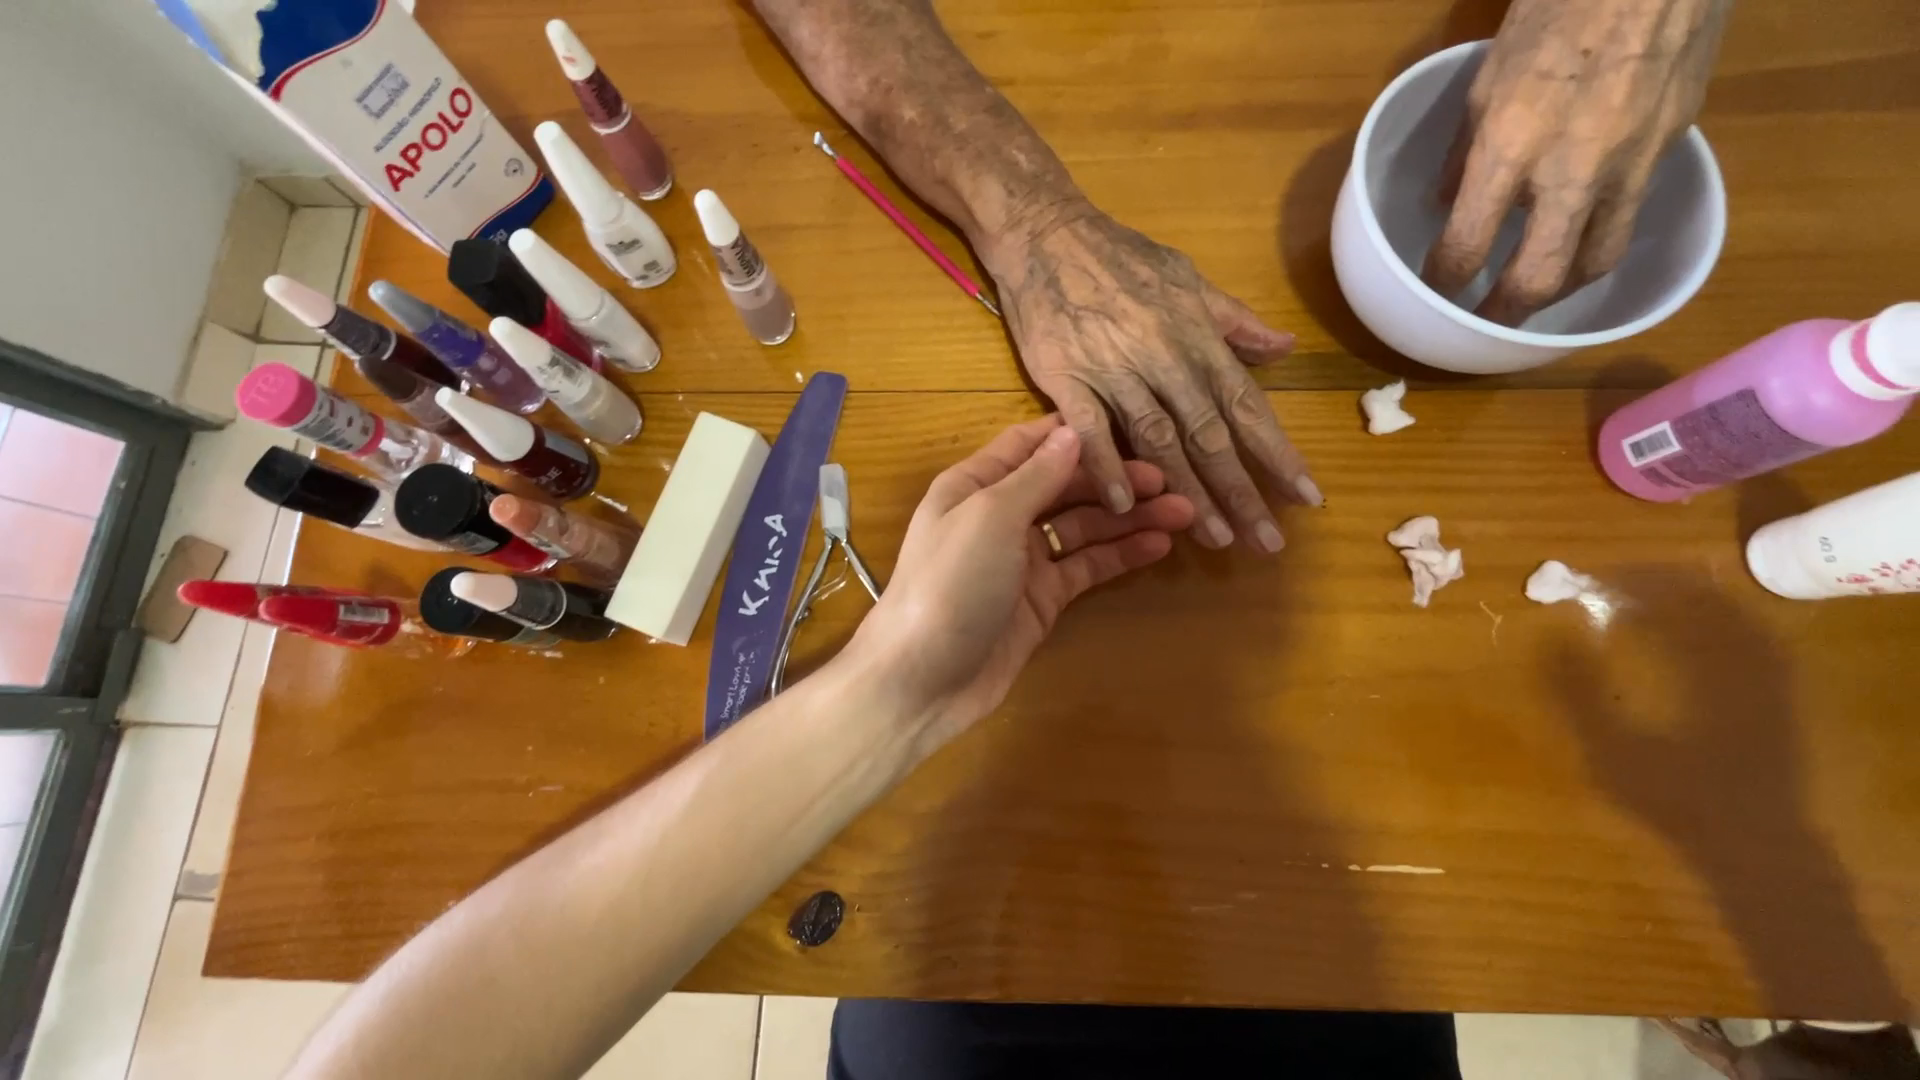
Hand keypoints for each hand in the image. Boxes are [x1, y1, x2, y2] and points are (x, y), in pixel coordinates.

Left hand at [848, 417, 1192, 743]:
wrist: (925, 677)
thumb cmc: (950, 583)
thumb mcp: (990, 517)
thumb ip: (1036, 475)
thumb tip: (1074, 431)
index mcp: (976, 484)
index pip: (1031, 444)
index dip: (1078, 433)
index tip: (1131, 424)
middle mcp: (999, 514)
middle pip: (1064, 485)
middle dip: (1115, 479)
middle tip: (1172, 479)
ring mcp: (1023, 558)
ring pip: (1083, 526)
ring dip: (1128, 517)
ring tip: (1183, 511)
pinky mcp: (1042, 597)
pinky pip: (1086, 567)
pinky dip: (1118, 555)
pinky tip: (1157, 545)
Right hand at [981, 207, 1320, 554]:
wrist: (1044, 234)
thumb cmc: (1118, 257)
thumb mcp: (1186, 278)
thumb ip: (1233, 321)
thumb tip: (1284, 351)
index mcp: (1196, 337)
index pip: (1247, 406)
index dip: (1279, 454)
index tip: (1307, 498)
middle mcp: (1163, 359)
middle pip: (1209, 435)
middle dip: (1241, 491)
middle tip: (1267, 542)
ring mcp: (1113, 371)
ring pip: (1158, 440)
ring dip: (1187, 491)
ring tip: (1213, 538)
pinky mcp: (1066, 379)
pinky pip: (1090, 430)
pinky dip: (1107, 466)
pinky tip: (1126, 504)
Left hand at [1424, 0, 1730, 324]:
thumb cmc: (1557, 9)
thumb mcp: (1483, 84)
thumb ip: (1461, 154)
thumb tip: (1442, 205)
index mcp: (1510, 150)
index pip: (1466, 247)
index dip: (1445, 280)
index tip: (1437, 288)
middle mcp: (1572, 169)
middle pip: (1542, 276)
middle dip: (1508, 310)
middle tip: (1489, 320)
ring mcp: (1632, 160)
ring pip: (1599, 257)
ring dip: (1562, 287)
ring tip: (1537, 293)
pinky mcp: (1674, 142)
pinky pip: (1633, 212)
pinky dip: (1600, 238)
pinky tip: (1580, 236)